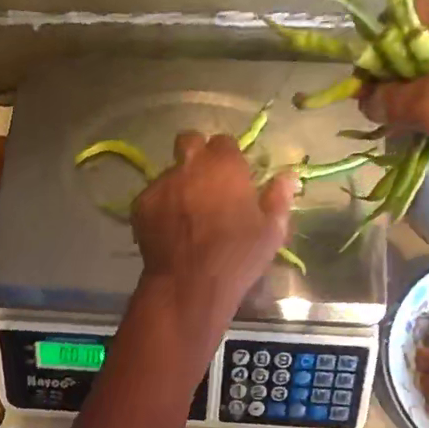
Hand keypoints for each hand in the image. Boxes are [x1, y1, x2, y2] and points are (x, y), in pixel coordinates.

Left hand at [131, 131, 294, 323]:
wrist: (189, 285)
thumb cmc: (237, 257)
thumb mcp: (270, 231)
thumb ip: (278, 198)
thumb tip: (288, 176)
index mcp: (224, 165)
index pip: (224, 142)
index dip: (228, 157)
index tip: (233, 176)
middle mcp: (189, 165)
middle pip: (190, 142)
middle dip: (197, 155)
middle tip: (206, 182)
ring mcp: (161, 183)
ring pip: (169, 172)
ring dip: (179, 184)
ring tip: (186, 214)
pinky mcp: (140, 205)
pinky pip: (152, 197)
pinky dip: (160, 207)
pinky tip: (169, 230)